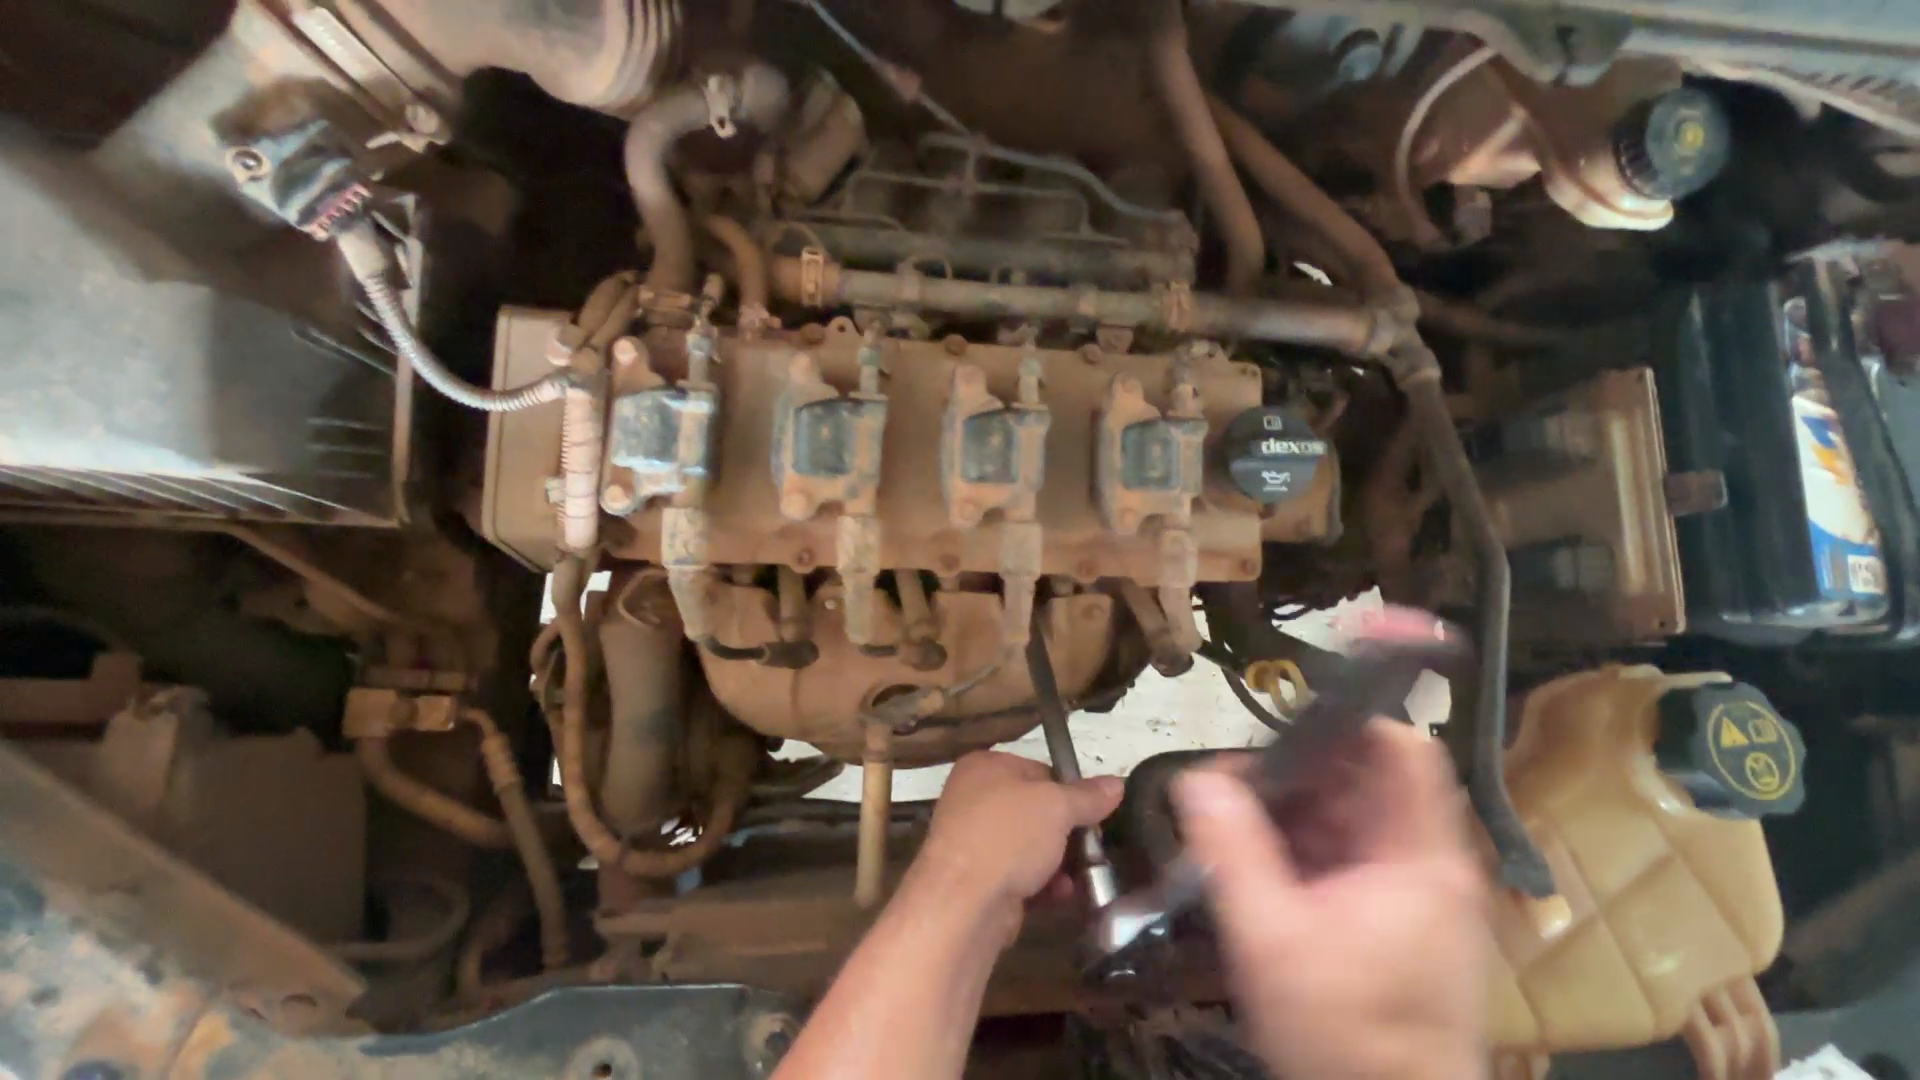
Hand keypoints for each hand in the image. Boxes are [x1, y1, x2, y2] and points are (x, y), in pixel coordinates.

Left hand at [908, 751, 1123, 926]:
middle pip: (1035, 812)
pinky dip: (1040, 884)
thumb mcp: (1057, 807)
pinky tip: (1058, 895)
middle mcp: (972, 798)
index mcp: (984, 767)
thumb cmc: (1008, 836)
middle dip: (1066, 834)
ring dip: (1058, 864)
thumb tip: (1117, 783)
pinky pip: (1017, 874)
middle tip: (1091, 849)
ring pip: (1029, 847)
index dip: (1069, 792)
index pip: (1039, 771)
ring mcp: (971, 840)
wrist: (963, 902)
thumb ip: (1088, 796)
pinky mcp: (976, 879)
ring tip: (1079, 878)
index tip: (1093, 814)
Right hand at [1173, 720, 1487, 1079]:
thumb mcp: (1270, 938)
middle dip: (1296, 773)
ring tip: (1231, 822)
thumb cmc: (1343, 1035)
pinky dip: (1303, 848)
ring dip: (1292, 812)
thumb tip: (1195, 777)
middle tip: (1229, 783)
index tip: (1278, 720)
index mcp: (1419, 857)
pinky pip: (1348, 858)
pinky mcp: (1396, 922)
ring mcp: (1414, 895)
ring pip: (1351, 821)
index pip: (1401, 750)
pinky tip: (1258, 866)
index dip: (1348, 719)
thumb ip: (1231, 849)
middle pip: (1365, 782)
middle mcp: (1427, 865)